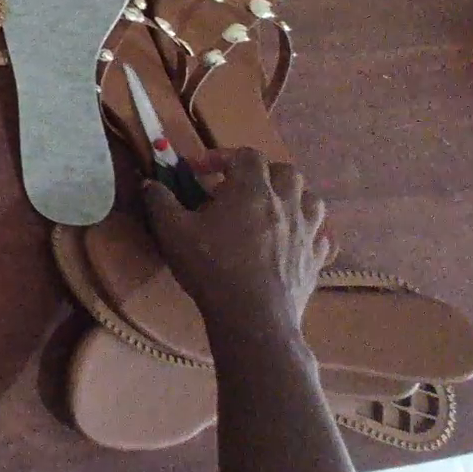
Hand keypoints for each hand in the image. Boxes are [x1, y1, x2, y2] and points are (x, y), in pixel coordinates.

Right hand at [144, 148, 330, 340]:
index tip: (197, 172)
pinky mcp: (318, 260)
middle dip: (260, 172)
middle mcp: (286, 206)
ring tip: (265, 209)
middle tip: (234, 187)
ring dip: (289, 197)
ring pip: (312, 200)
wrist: (252, 316)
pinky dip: (306, 230)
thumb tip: (150, 183)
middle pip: (286, 172)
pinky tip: (288, 238)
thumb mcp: (170, 228)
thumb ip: (159, 199)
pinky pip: (323, 235)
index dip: (221, 156)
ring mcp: (308, 234)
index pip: (247, 156)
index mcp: (251, 192)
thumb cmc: (210, 265)